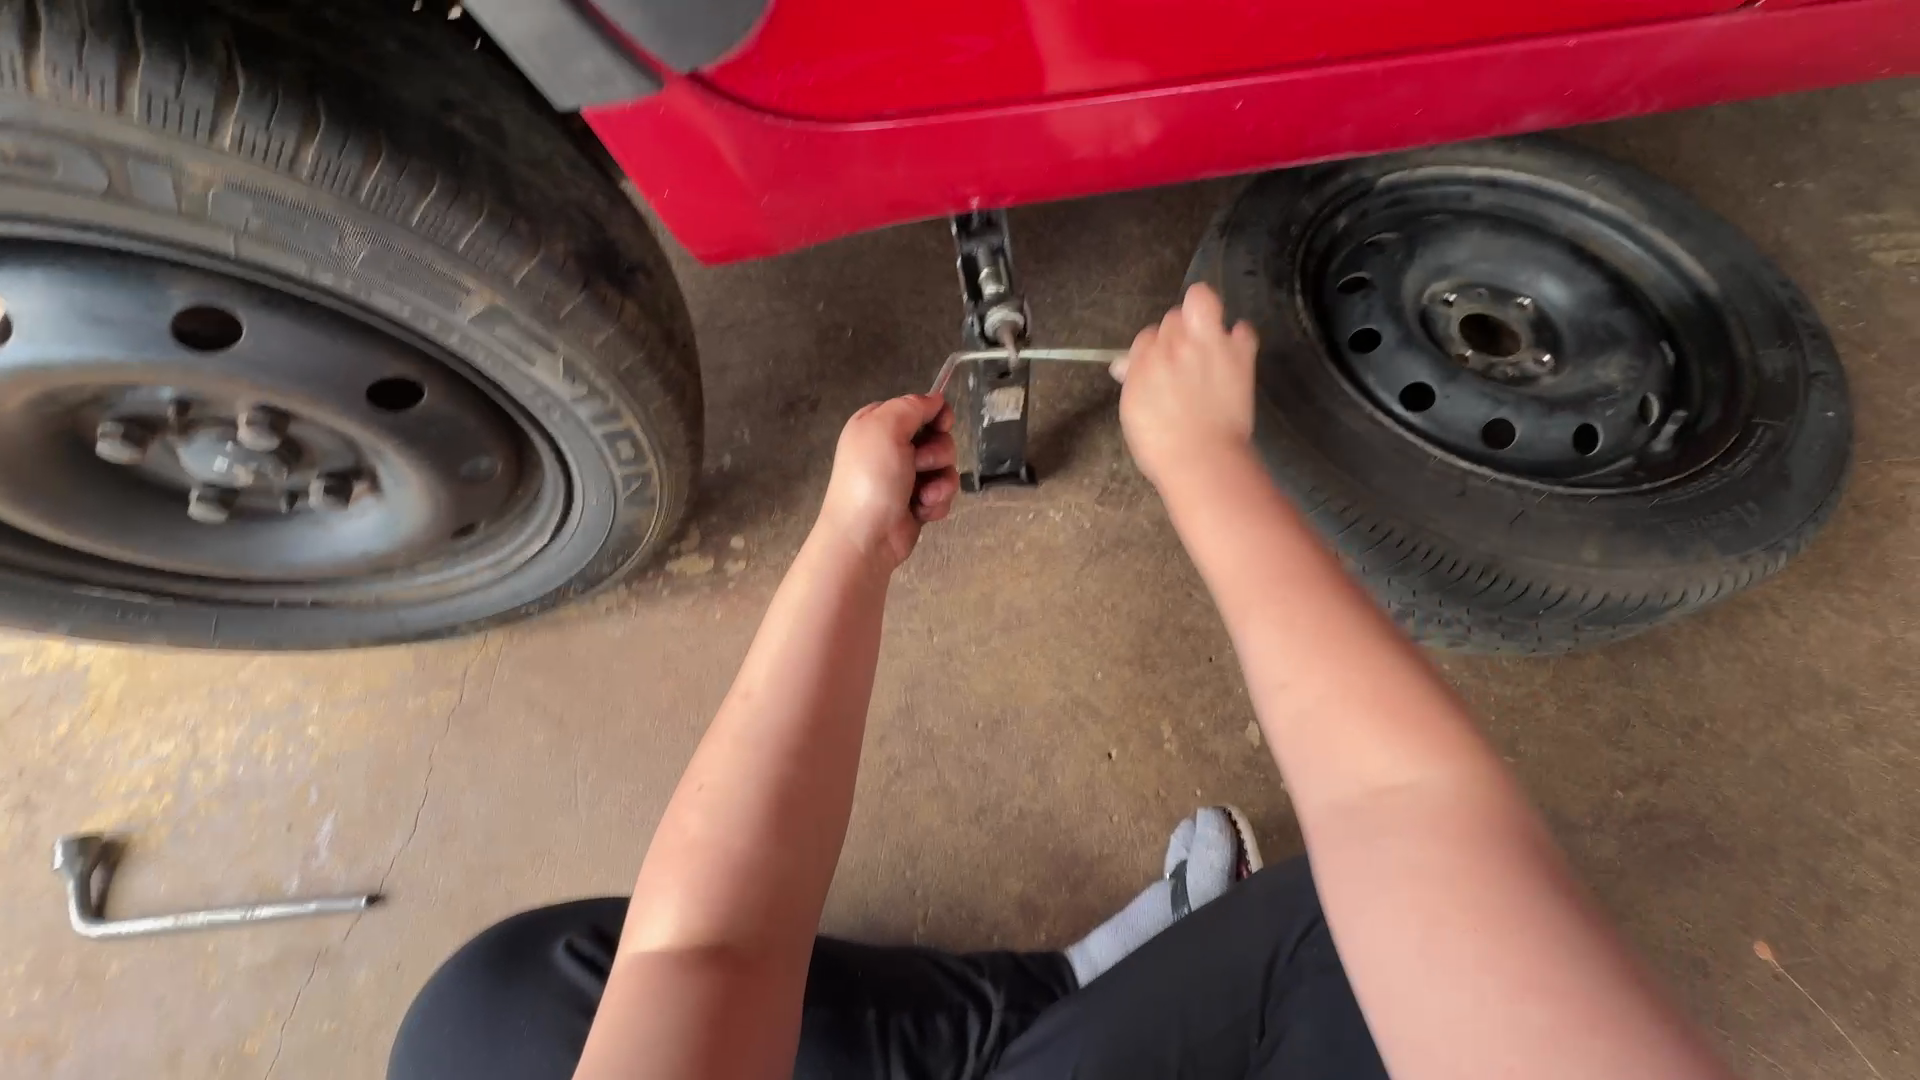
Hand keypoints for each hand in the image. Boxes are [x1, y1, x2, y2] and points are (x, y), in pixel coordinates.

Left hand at [817, 394, 959, 570]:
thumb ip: (912, 406)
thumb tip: (936, 399)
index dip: (935, 415)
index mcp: (878, 424)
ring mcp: (905, 477)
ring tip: (922, 496)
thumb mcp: (885, 427)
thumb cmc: (872, 478)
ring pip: (945, 468)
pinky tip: (920, 512)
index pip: (918, 408)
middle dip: (937, 454)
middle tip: (920, 466)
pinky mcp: (917, 502)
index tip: (942, 425)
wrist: (865, 537)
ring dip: (940, 482)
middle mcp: (891, 448)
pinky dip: (936, 503)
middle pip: (938, 438)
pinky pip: (943, 493)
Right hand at [1111, 283, 1258, 489]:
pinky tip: (1233, 352)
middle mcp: (1174, 345)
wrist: (1200, 458)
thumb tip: (1126, 365)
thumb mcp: (1133, 411)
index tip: (1160, 366)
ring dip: (1202, 314)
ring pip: (1202, 300)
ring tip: (1207, 336)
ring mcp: (1209, 345)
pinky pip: (1242, 328)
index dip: (1154, 351)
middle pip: (1172, 317)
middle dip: (1176, 331)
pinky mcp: (1240, 354)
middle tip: (1182, 355)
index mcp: (1145, 361)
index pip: (1146, 337)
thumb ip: (1133, 380)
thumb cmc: (1160, 444)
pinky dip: (1238, 337)